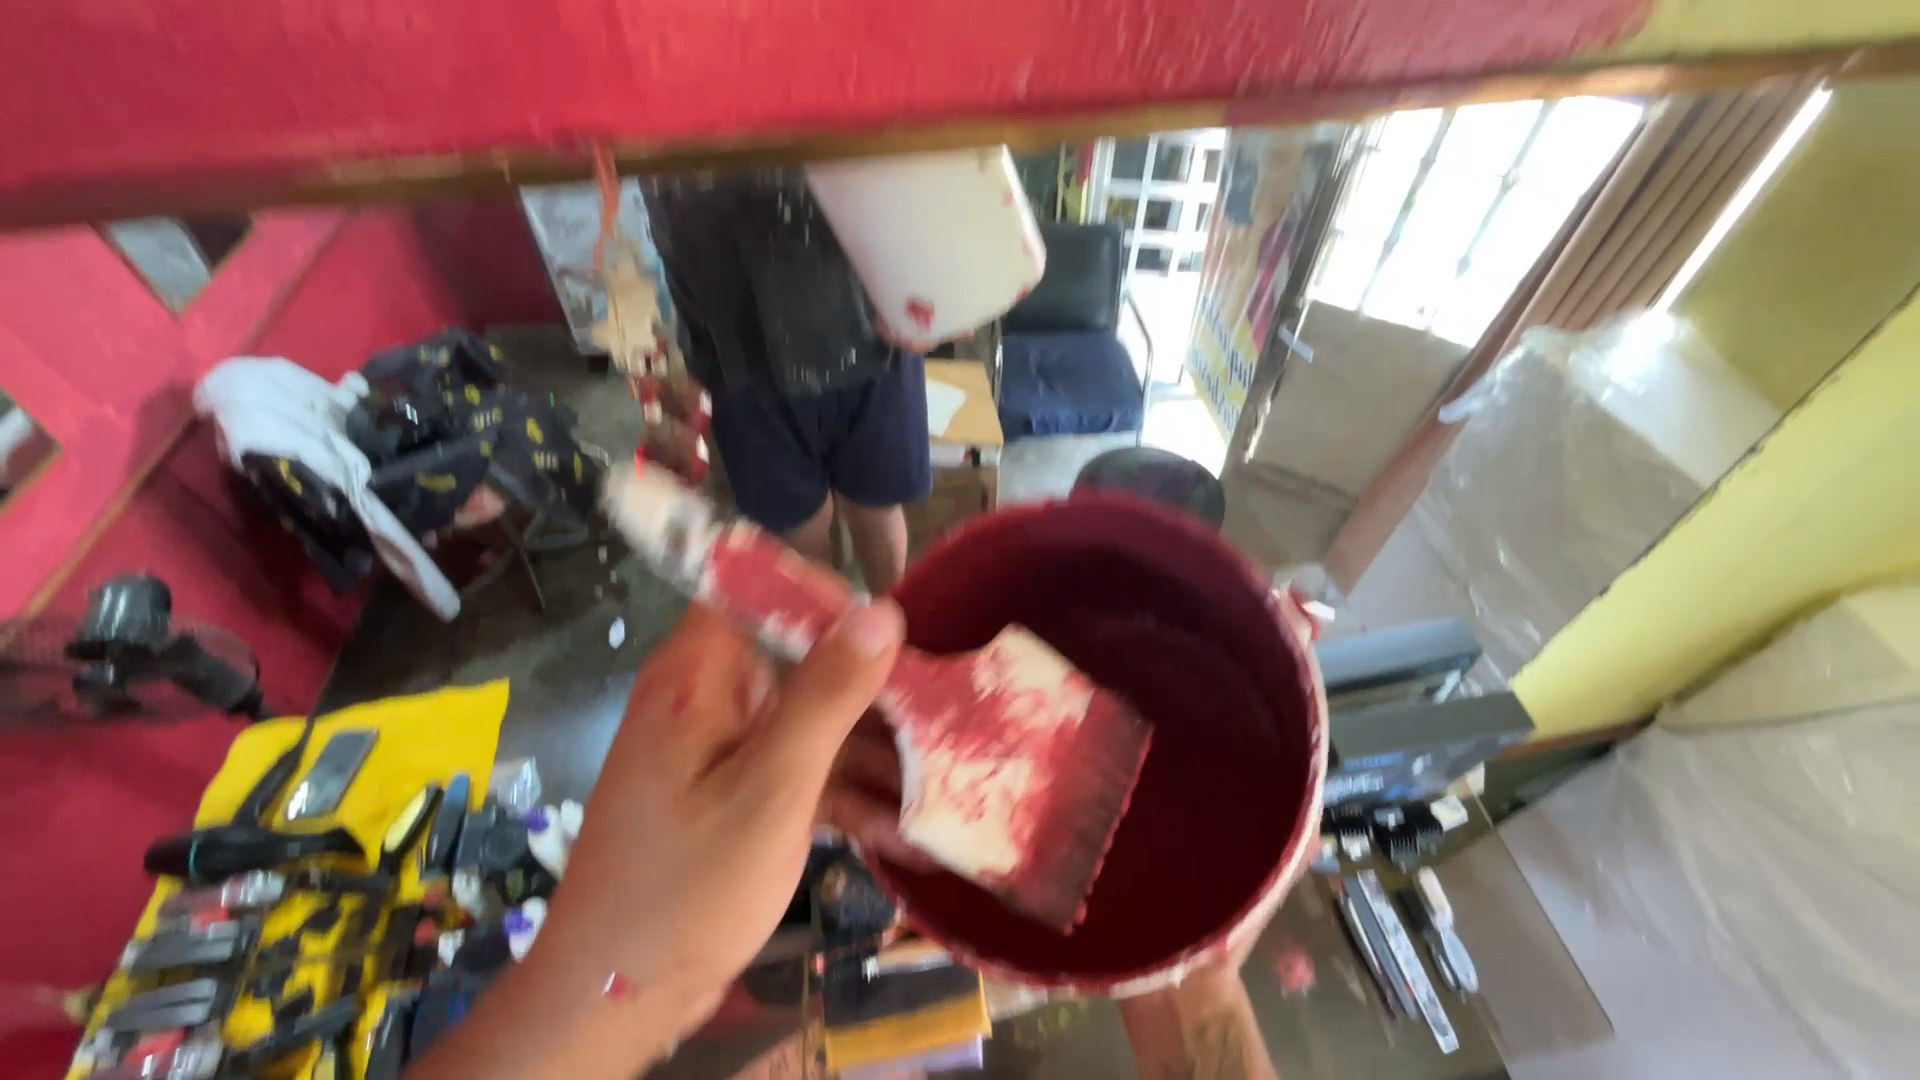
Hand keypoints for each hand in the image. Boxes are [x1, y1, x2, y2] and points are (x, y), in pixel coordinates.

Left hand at [411, 600, 904, 1079]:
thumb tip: (881, 611)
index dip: (822, 597)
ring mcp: (720, 749)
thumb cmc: (688, 886)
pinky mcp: (732, 793)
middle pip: (795, 658)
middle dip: (866, 688)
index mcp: (696, 675)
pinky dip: (839, 793)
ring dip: (865, 753)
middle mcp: (705, 699)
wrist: (616, 998)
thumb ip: (826, 694)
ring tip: (935, 780)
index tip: (890, 634)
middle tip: (934, 713)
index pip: (755, 590)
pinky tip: (896, 831)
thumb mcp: (771, 787)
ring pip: (805, 720)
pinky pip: (794, 770)